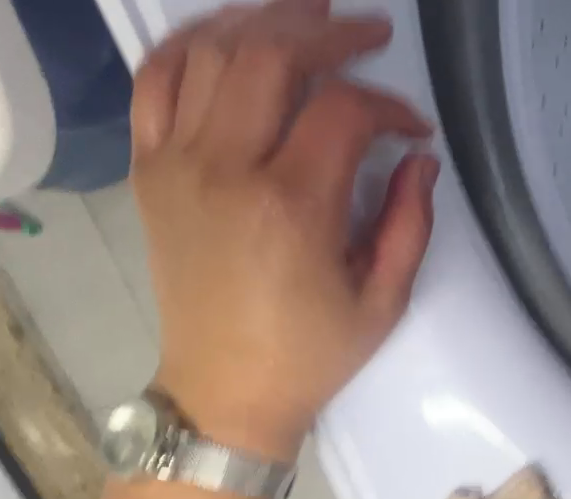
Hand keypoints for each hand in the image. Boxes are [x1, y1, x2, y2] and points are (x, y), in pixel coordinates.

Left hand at [130, 0, 438, 460]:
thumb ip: (407, 225)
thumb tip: (419, 161)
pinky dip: (195, 42)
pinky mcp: (150, 166)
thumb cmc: (314, 354)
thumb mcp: (383, 301)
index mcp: (293, 207)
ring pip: (213, 50)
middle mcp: (227, 167)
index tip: (416, 130)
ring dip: (265, 19)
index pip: (342, 113)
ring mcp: (177, 160)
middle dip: (328, 31)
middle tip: (370, 31)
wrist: (226, 388)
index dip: (388, 107)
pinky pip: (159, 77)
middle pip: (272, 56)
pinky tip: (233, 34)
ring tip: (308, 9)